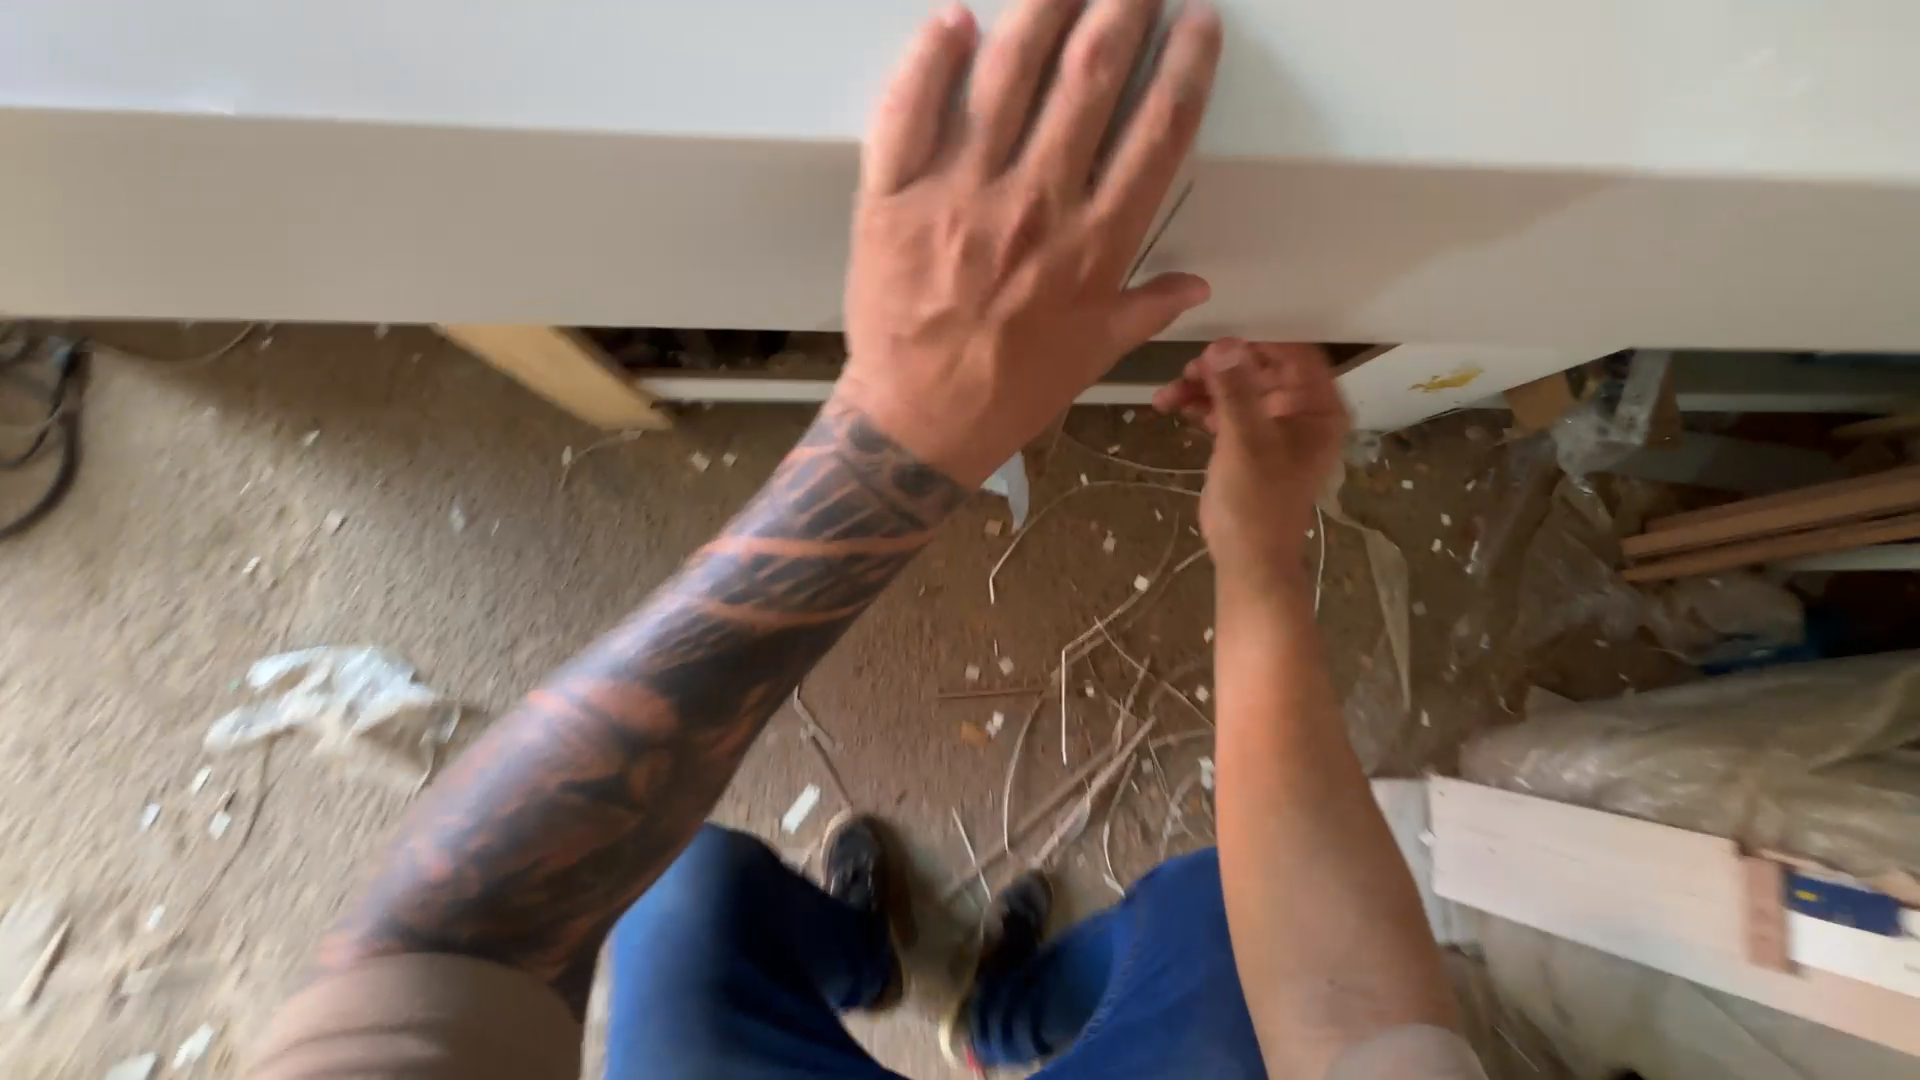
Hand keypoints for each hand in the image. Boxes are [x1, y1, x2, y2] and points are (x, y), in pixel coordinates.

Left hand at [836, 0, 1223, 486]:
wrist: (918, 421)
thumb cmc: (1008, 393)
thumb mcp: (1091, 356)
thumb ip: (1146, 310)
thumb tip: (1197, 287)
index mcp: (1092, 246)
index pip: (1157, 132)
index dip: (1185, 67)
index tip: (1196, 25)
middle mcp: (1034, 207)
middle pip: (1089, 78)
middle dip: (1123, 9)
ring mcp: (959, 197)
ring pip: (1008, 74)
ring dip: (1045, 5)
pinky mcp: (893, 199)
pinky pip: (908, 111)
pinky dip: (930, 58)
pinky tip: (955, 20)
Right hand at [1155, 340, 1348, 587]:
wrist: (1247, 557)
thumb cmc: (1257, 502)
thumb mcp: (1246, 441)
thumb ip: (1235, 390)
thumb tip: (1222, 344)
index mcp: (1318, 409)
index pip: (1296, 355)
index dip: (1259, 342)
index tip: (1219, 337)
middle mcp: (1299, 413)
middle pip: (1260, 370)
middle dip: (1221, 368)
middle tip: (1188, 370)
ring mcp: (1271, 429)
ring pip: (1237, 391)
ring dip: (1203, 388)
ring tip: (1168, 392)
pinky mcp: (1246, 445)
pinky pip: (1225, 413)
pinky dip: (1200, 408)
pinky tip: (1170, 405)